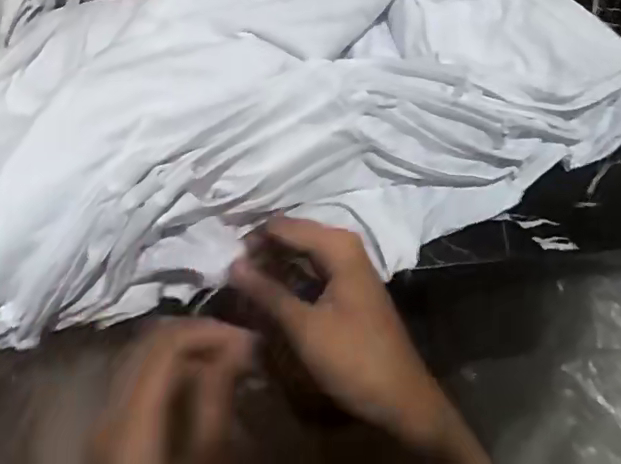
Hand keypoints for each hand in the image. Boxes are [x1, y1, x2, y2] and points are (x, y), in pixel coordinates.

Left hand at [89, 318, 254, 463]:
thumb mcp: (207, 460)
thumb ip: (218, 396)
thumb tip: (238, 343)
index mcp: (129, 416)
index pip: (167, 340)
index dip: (210, 330)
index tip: (247, 340)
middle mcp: (108, 410)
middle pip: (151, 342)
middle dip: (198, 335)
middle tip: (239, 347)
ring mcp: (103, 423)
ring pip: (143, 357)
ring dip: (185, 351)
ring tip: (223, 364)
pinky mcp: (108, 436)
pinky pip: (138, 381)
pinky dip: (170, 372)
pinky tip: (197, 388)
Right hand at [229, 218, 487, 463]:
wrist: (399, 393)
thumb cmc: (352, 356)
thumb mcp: (304, 327)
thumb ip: (268, 293)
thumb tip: (233, 264)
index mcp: (338, 245)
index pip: (286, 226)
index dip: (254, 236)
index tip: (221, 252)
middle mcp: (344, 245)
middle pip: (295, 236)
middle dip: (262, 249)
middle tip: (227, 270)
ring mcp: (347, 265)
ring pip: (302, 253)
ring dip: (273, 264)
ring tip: (240, 279)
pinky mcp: (346, 285)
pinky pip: (311, 269)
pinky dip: (288, 277)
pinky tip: (267, 291)